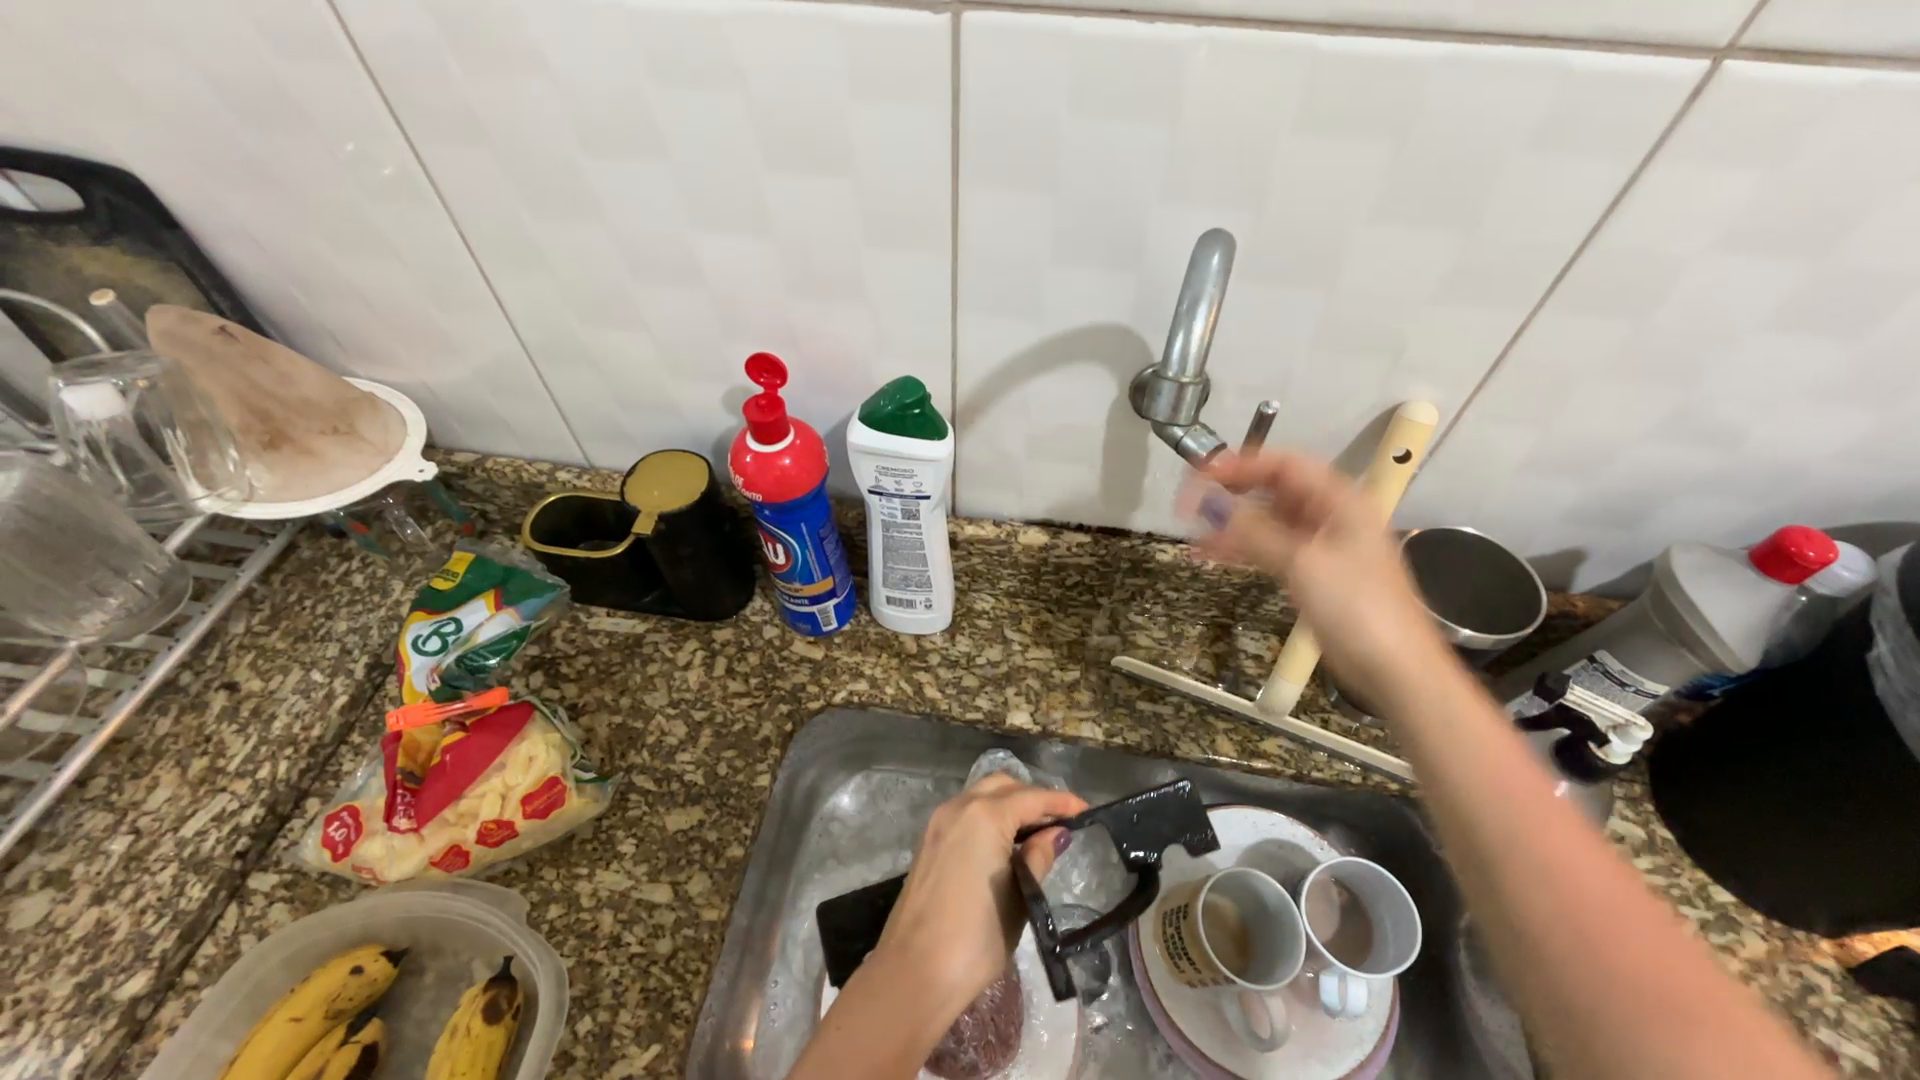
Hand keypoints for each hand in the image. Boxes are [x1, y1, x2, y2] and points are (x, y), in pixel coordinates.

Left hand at [872, 774, 1087, 1019]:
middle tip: (1061, 823)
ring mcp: (939, 823)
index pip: (1032, 797)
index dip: (1062, 802)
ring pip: (981, 796)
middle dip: (1033, 798)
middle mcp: (958, 808)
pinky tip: (1007, 844)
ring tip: (1038, 833)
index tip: (1087, 810)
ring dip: (1010, 805)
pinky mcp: (929, 841)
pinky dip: (989, 817)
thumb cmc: (976, 937)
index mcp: (984, 816)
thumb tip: (1056, 833)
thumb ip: (1039, 857)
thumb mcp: (1020, 898)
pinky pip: (965, 813)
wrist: (914, 971)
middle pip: (1003, 786)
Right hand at [1182, 451, 1454, 704]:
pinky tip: (1210, 555)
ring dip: (1232, 524)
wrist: (1394, 668)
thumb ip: (1253, 531)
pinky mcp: (1312, 575)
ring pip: (1268, 522)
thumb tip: (1209, 504)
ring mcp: (1321, 547)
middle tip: (1191, 502)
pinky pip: (1270, 550)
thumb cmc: (1357, 607)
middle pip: (1275, 490)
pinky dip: (1242, 549)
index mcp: (1340, 500)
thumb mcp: (1302, 563)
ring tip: (1192, 531)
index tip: (1201, 474)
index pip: (1284, 465)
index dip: (1241, 465)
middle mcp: (1331, 516)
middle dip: (1233, 493)